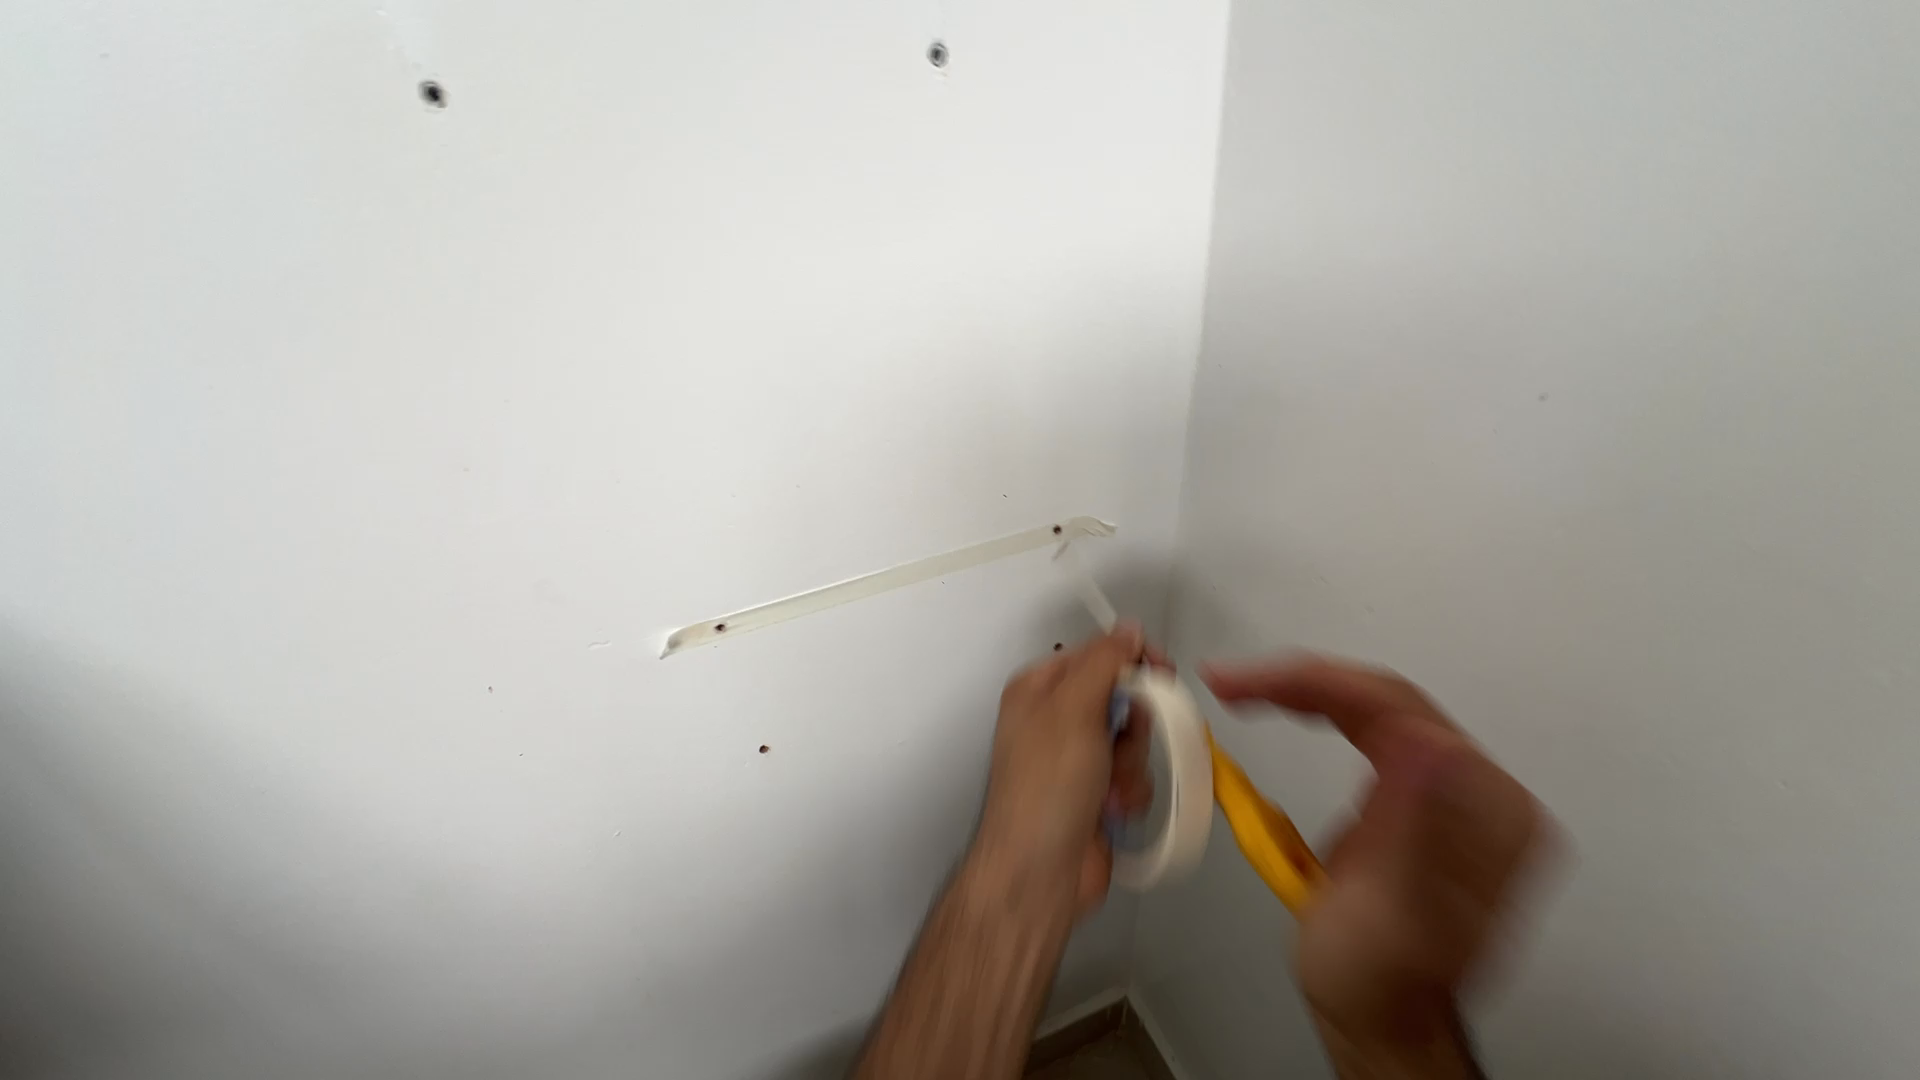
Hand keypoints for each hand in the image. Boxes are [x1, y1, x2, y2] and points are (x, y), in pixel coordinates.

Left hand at [973, 625, 1153, 917]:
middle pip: (1121, 698)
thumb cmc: (1049, 782)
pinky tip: (1112, 811)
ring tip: (1109, 790)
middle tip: (1123, 742)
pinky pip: (1131, 776)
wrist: (1040, 871)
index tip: (1162, 672)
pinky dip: (1129, 793)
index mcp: (1040, 688)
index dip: (1131, 661)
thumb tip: (1128, 627)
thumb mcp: (1074, 709)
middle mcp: (1056, 719)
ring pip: (1132, 740)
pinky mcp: (1096, 793)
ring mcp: (1076, 759)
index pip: (1096, 655)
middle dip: (1131, 727)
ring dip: (1130, 766)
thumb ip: (1104, 662)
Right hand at [1203, 655, 1550, 1073]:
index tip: (1241, 686)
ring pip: (1370, 702)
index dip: (1313, 684)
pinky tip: (1279, 703)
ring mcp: (1446, 785)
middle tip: (1228, 681)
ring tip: (1239, 686)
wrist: (1373, 1012)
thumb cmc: (1373, 976)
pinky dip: (1310, 707)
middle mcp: (1476, 788)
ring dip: (1301, 687)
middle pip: (1382, 697)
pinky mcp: (1415, 789)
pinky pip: (1362, 723)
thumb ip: (1415, 831)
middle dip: (1299, 679)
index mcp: (1483, 810)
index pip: (1395, 711)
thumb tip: (1429, 745)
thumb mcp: (1393, 916)